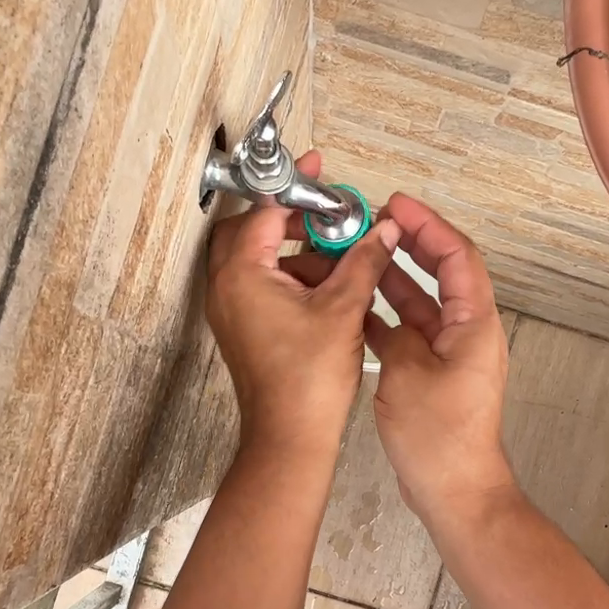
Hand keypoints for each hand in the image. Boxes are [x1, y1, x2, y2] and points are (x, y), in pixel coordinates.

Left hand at [206, 151, 399, 454]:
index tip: (319, 172)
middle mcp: (227, 289)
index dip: (298, 189)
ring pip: (262, 261)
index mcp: (242, 274)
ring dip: (299, 253)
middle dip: (296, 221)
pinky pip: (264, 288)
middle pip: (256, 232)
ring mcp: (232, 311)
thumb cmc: (307, 382)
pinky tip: (332, 289)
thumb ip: (364, 260)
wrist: (290, 436)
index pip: (265, 210)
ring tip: (342, 258)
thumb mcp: (344, 308)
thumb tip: (382, 230)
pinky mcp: (244, 330)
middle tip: (332, 217)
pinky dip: (294, 280)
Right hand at [364, 193, 516, 520]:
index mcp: (474, 324)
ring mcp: (451, 356)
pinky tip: (358, 308)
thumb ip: (395, 333)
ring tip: (360, 257)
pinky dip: (387, 318)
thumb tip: (383, 317)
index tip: (397, 203)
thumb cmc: (439, 436)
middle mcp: (468, 334)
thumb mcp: (407, 373)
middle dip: (412, 245)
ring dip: (395, 280)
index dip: (428, 225)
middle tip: (377, 222)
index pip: (457, 256)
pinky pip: (411, 334)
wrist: (454, 490)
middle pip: (443, 274)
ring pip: (423, 304)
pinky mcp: (433, 377)